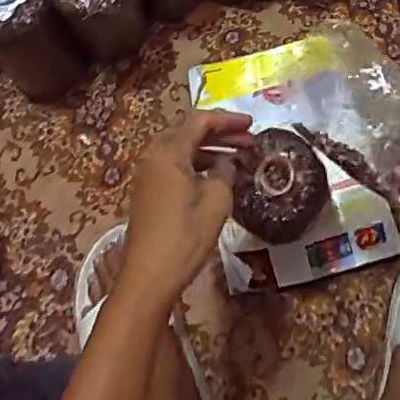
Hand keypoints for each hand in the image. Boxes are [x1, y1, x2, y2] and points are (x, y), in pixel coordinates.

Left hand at [123, 109, 256, 302]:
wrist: (148, 279)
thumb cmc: (184, 237)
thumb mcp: (216, 201)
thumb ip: (225, 171)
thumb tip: (227, 161)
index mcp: (169, 152)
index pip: (200, 120)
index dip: (228, 119)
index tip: (251, 125)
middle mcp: (154, 156)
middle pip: (189, 130)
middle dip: (220, 132)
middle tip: (248, 139)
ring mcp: (148, 174)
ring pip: (182, 147)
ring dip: (210, 147)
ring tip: (238, 155)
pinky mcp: (149, 191)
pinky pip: (175, 163)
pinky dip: (197, 162)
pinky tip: (217, 173)